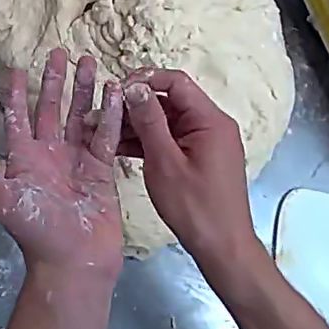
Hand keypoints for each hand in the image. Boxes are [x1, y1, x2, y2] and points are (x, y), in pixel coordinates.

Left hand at [0, 48, 125, 282]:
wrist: (73, 262)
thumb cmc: (35, 229)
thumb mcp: (1, 197)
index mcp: (25, 158)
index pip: (19, 118)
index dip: (17, 95)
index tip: (17, 68)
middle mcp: (50, 153)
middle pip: (52, 109)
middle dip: (55, 81)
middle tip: (61, 51)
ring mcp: (78, 159)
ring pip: (81, 115)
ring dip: (84, 89)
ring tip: (89, 61)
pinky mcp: (102, 168)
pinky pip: (105, 135)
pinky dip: (110, 112)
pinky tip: (115, 90)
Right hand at [121, 70, 260, 271]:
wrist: (223, 248)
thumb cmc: (195, 207)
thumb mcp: (165, 162)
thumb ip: (149, 121)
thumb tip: (134, 87)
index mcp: (210, 120)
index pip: (176, 82)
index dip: (145, 80)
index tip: (117, 89)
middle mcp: (212, 124)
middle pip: (171, 100)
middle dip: (137, 104)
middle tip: (105, 114)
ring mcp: (206, 141)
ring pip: (168, 120)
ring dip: (139, 124)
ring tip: (106, 131)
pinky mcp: (199, 157)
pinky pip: (171, 139)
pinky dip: (149, 141)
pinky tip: (121, 148)